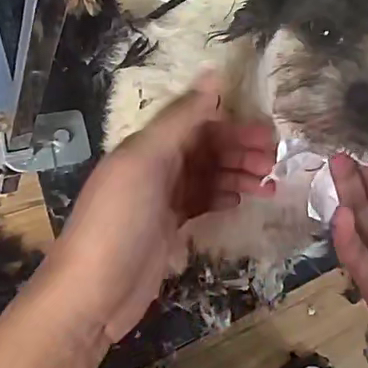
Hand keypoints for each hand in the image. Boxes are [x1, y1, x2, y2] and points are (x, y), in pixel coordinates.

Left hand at [36, 72, 276, 345]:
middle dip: (241, 151)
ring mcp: (162, 199)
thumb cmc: (119, 220)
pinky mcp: (170, 228)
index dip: (232, 124)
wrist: (92, 294)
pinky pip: (203, 201)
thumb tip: (212, 74)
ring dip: (239, 174)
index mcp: (147, 145)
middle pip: (206, 149)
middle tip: (275, 162)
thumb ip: (181, 118)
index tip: (268, 132)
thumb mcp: (147, 161)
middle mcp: (155, 167)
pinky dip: (224, 197)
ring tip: (269, 184)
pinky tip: (244, 199)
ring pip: (209, 175)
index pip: (197, 123)